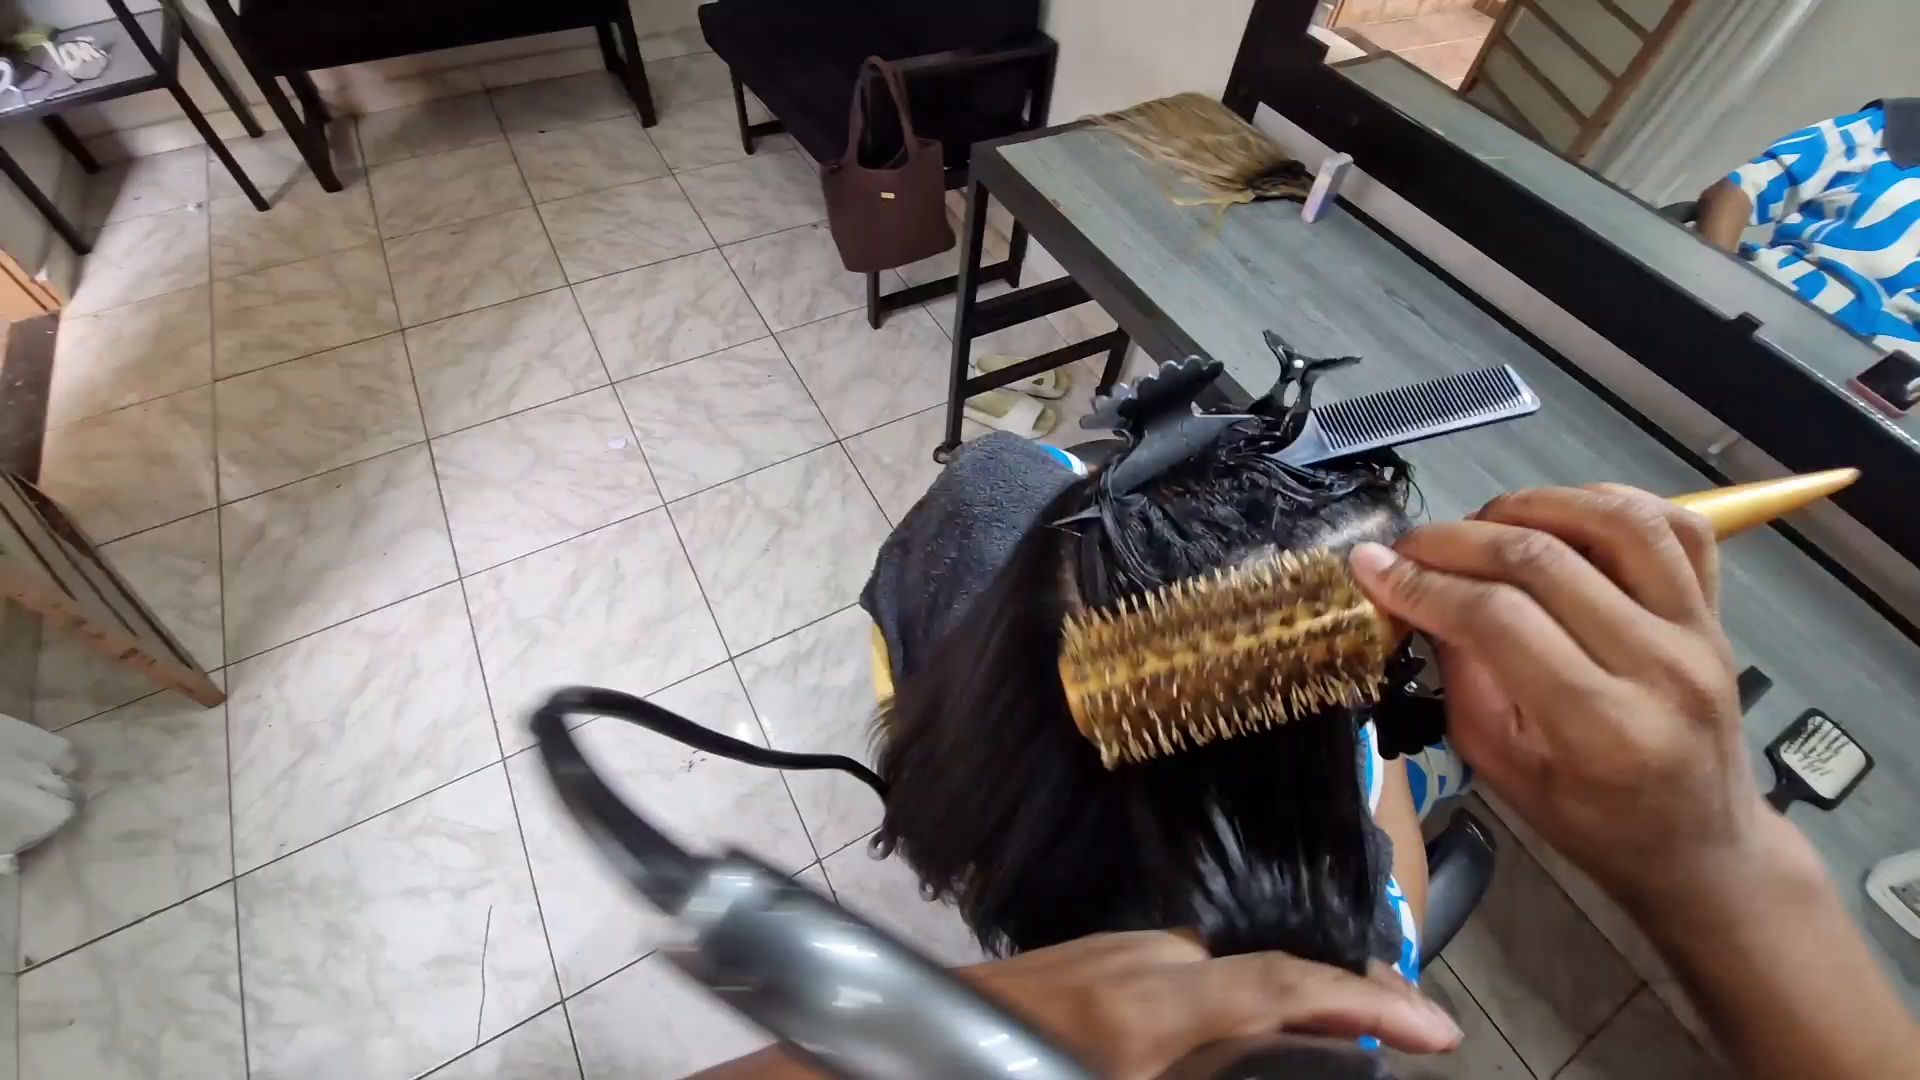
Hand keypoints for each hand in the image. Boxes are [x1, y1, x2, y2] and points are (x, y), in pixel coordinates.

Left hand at [958, 930, 1460, 1079]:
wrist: (929, 1036)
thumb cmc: (1024, 1063)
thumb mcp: (1124, 1079)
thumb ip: (1206, 1062)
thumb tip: (1267, 1036)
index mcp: (1154, 1003)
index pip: (1279, 984)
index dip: (1364, 1000)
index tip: (1438, 1029)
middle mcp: (1146, 955)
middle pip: (1263, 966)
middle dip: (1337, 994)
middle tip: (1404, 1031)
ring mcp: (1121, 943)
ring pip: (1228, 965)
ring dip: (1286, 994)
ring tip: (1344, 1029)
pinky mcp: (1104, 949)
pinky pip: (1191, 967)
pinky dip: (1237, 992)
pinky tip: (1248, 1021)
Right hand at [1348, 485, 1780, 916]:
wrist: (1698, 841)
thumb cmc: (1581, 813)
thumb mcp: (1492, 757)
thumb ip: (1459, 669)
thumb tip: (1413, 593)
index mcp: (1599, 724)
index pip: (1495, 617)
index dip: (1419, 582)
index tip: (1368, 566)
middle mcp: (1659, 666)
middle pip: (1541, 560)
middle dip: (1450, 541)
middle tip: (1404, 549)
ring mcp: (1699, 631)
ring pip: (1613, 522)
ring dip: (1526, 507)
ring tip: (1477, 525)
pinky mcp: (1716, 612)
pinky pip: (1674, 525)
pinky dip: (1604, 502)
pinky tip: (1553, 518)